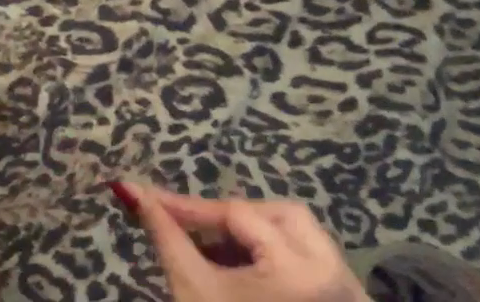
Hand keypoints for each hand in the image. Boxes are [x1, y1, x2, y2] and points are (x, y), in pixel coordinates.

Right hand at [130, 184, 368, 301]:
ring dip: (254, 234)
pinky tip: (240, 271)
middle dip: (233, 215)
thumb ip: (164, 231)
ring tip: (213, 247)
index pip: (236, 213)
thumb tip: (129, 188)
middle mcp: (336, 276)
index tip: (149, 200)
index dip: (191, 206)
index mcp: (300, 270)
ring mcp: (350, 295)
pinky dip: (272, 256)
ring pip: (300, 237)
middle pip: (284, 216)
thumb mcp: (192, 286)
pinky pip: (308, 262)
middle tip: (193, 225)